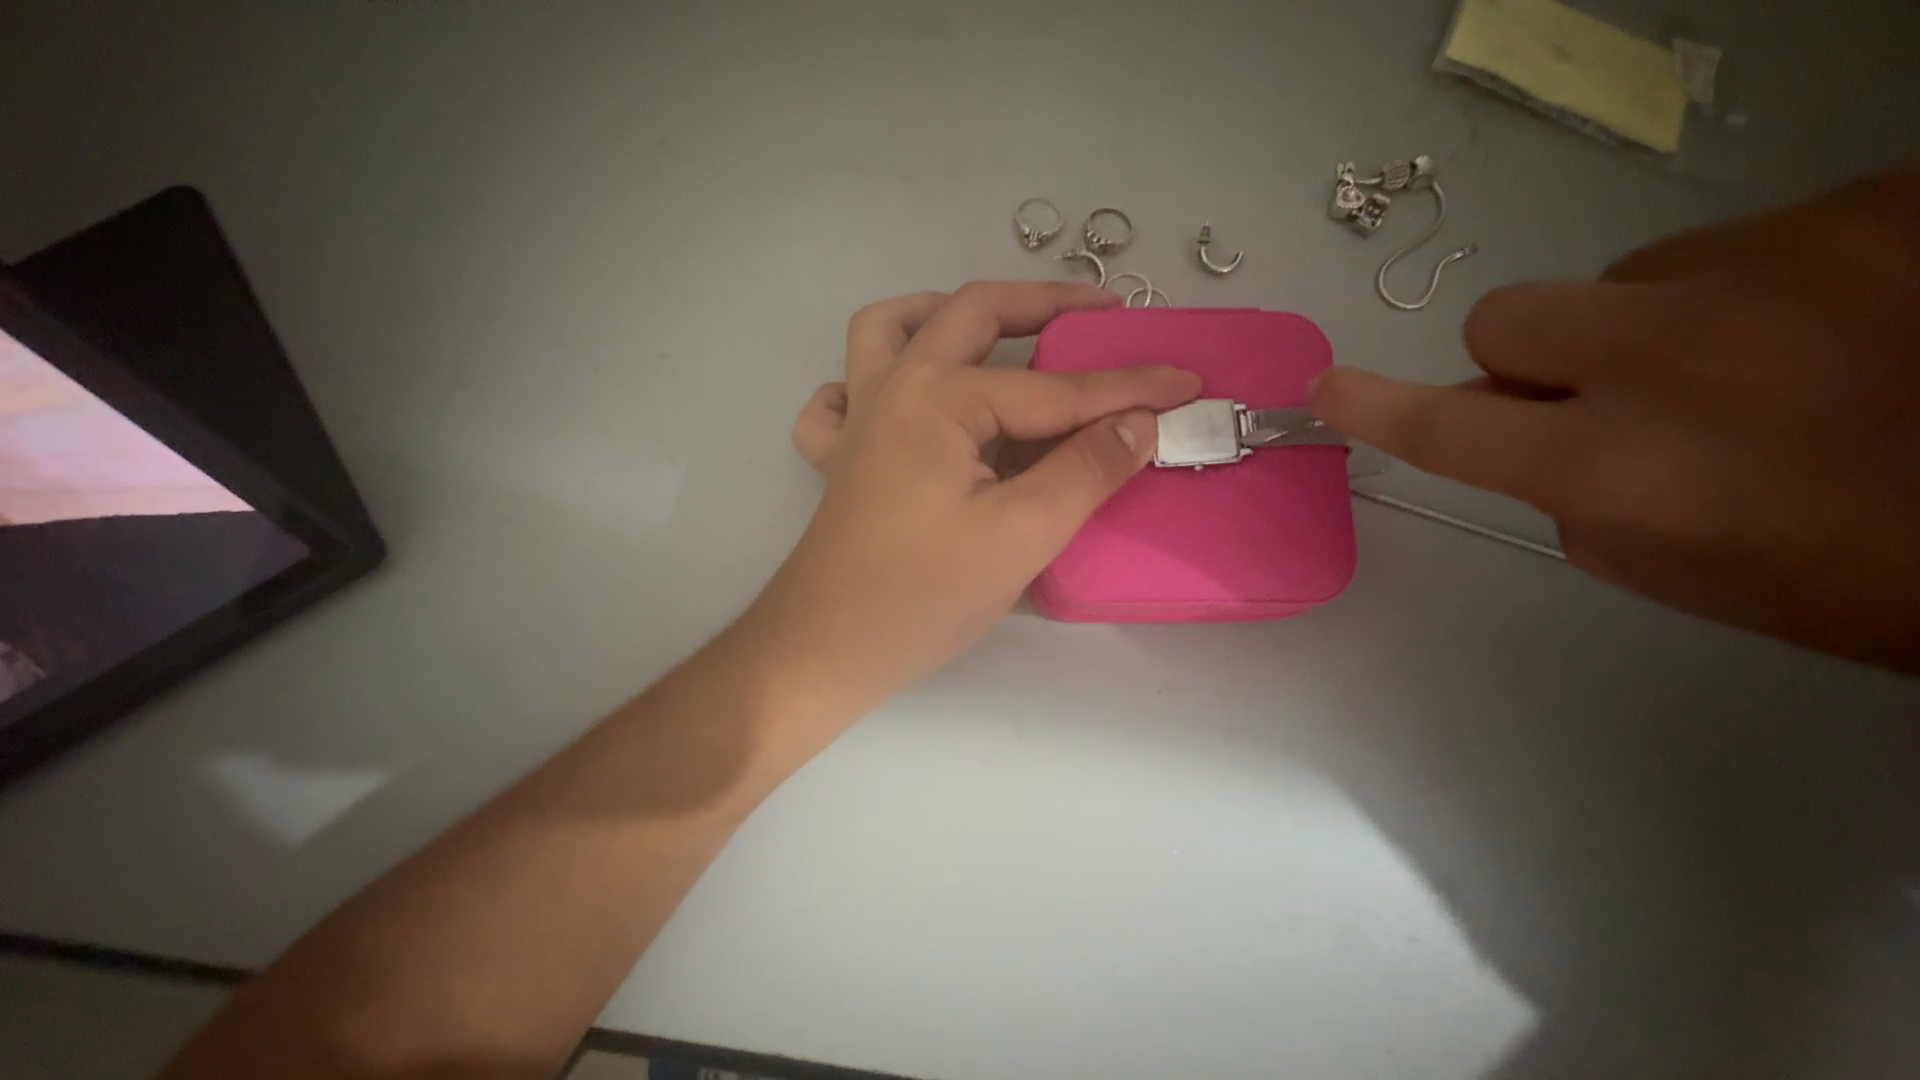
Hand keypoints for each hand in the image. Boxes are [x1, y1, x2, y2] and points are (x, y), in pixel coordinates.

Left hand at [742, 281, 1198, 717]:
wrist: (827, 650)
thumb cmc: (924, 595)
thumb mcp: (1023, 534)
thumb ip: (1087, 469)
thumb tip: (1139, 424)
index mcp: (940, 397)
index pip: (1056, 388)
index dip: (1128, 386)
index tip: (1188, 381)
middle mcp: (893, 386)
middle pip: (971, 313)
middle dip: (1043, 303)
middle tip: (1100, 314)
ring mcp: (857, 418)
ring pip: (890, 328)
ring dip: (945, 314)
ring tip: (997, 333)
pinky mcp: (841, 457)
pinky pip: (841, 393)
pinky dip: (872, 377)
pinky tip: (905, 399)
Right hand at [1311, 166, 1919, 671]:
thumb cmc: (1881, 575)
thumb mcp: (1695, 573)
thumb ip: (1578, 507)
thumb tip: (1530, 445)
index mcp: (1621, 471)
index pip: (1449, 429)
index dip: (1376, 408)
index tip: (1330, 387)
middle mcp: (1670, 359)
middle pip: (1508, 319)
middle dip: (1534, 360)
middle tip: (1610, 393)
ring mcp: (1776, 266)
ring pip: (1630, 279)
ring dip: (1658, 324)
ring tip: (1772, 365)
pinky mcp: (1877, 202)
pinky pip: (1750, 240)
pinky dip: (1768, 286)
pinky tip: (1858, 325)